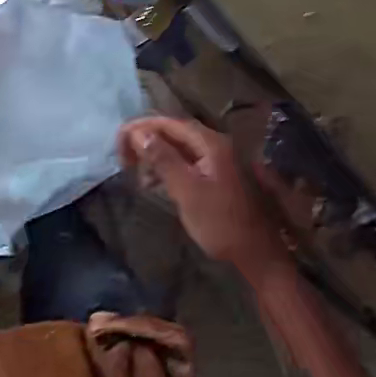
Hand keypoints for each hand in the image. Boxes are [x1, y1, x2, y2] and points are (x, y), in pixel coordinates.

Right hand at [118, 115, 290, 282]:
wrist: (256, 253)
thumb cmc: (221, 222)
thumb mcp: (187, 191)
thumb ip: (163, 160)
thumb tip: (139, 134)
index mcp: (210, 143)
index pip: (170, 123)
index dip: (142, 127)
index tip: (119, 140)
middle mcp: (216, 144)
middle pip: (175, 131)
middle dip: (147, 139)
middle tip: (124, 156)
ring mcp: (218, 160)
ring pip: (180, 147)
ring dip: (156, 154)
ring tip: (136, 172)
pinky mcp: (217, 176)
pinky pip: (187, 162)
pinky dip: (168, 167)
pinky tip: (155, 183)